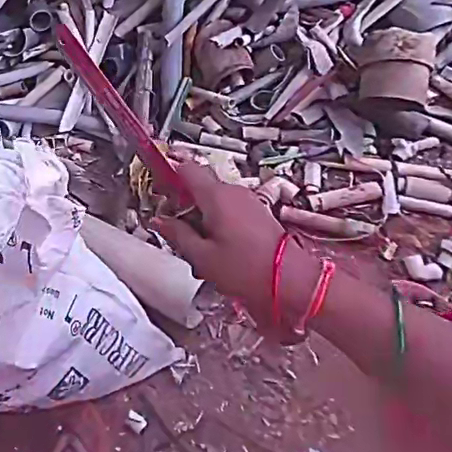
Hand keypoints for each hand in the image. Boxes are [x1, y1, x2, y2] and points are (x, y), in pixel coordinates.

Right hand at [151, 154, 304, 337]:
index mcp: (215, 196)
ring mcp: (248, 201)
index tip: (157, 191)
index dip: (169, 173)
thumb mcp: (202, 256)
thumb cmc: (243, 268)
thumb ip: (177, 234)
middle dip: (183, 205)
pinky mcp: (258, 214)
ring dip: (201, 219)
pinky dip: (218, 224)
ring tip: (197, 251)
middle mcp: (233, 192)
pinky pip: (229, 211)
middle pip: (200, 186)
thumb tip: (158, 220)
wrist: (293, 282)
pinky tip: (217, 252)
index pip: (187, 169)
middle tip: (174, 230)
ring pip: (214, 201)